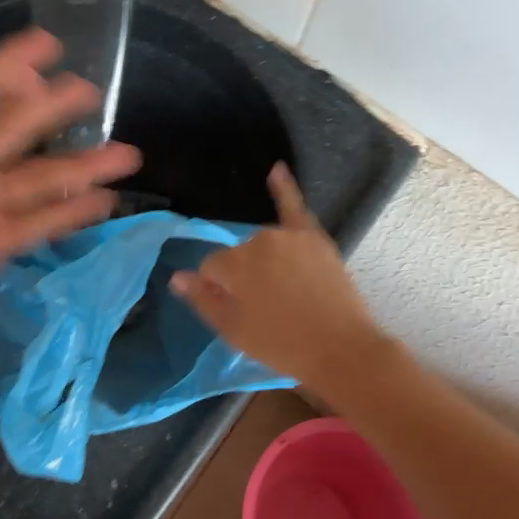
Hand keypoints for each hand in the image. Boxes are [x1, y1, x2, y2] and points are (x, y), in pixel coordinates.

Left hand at [0, 28, 140, 382]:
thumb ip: (1, 128)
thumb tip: (45, 86)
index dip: (12, 59)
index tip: (53, 43)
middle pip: (13, 126)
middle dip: (52, 109)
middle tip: (95, 94)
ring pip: (35, 175)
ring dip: (78, 165)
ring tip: (127, 156)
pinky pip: (37, 218)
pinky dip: (69, 210)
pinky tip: (104, 202)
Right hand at [170, 163, 387, 390]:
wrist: (340, 349)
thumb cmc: (282, 346)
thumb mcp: (234, 331)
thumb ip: (203, 299)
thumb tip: (177, 276)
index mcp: (234, 264)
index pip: (211, 268)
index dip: (219, 289)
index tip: (237, 310)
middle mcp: (259, 240)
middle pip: (238, 255)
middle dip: (243, 276)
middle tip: (265, 307)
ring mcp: (289, 235)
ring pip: (262, 244)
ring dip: (264, 259)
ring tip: (283, 291)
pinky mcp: (315, 237)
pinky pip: (295, 206)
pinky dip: (285, 187)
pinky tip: (277, 169)